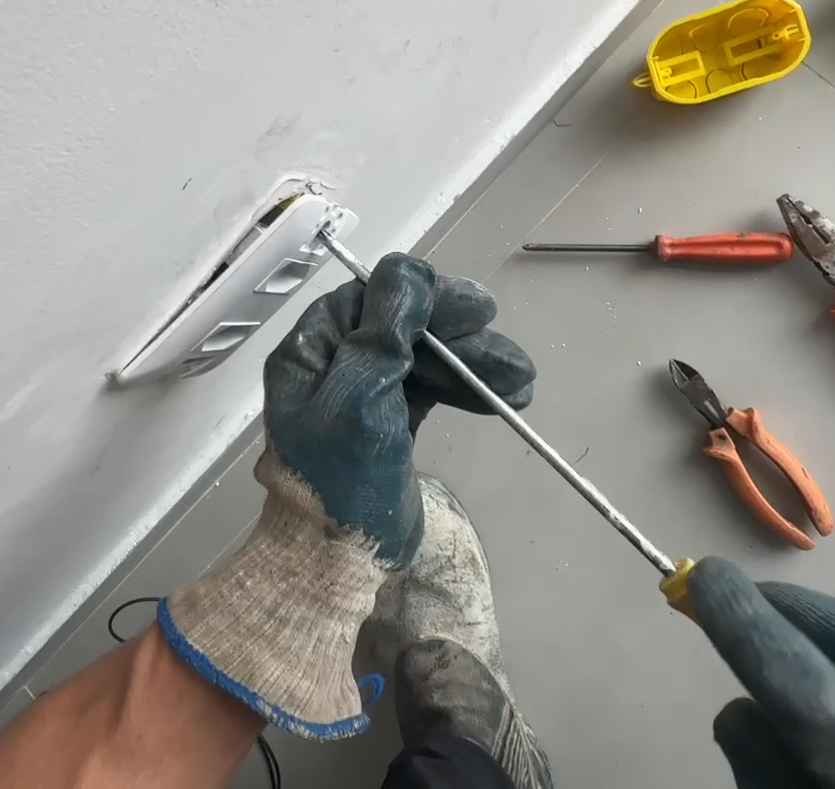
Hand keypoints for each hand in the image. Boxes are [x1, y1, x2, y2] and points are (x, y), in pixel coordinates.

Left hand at [161, 253, 534, 739]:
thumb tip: (406, 271)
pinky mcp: (389, 416)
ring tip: (522, 380)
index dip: (423, 297)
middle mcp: (334, 361)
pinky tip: (504, 393)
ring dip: (472, 363)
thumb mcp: (358, 402)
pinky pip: (428, 385)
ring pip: (423, 355)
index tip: (472, 309)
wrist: (335, 564)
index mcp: (312, 350)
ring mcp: (362, 388)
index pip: (371, 298)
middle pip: (404, 326)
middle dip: (458, 336)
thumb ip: (381, 334)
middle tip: (505, 347)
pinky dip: (464, 386)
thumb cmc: (341, 484)